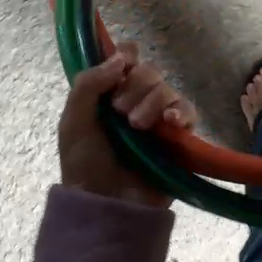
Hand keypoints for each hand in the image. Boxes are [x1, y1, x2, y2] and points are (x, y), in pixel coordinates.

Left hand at [59, 42, 195, 207]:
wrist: (106, 205)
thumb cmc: (85, 163)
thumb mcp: (74, 121)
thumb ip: (89, 83)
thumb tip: (122, 57)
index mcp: (110, 92)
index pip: (126, 57)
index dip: (126, 56)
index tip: (122, 66)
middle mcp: (137, 99)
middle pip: (149, 70)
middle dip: (136, 86)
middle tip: (121, 113)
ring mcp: (159, 118)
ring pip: (167, 89)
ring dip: (152, 102)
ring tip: (138, 128)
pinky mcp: (179, 137)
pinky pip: (188, 112)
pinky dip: (180, 112)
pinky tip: (170, 123)